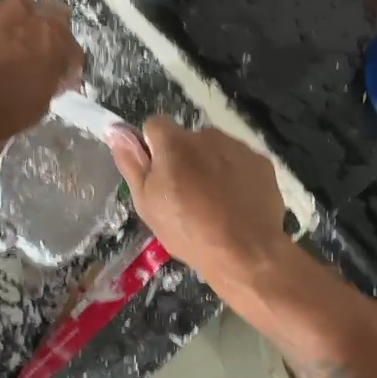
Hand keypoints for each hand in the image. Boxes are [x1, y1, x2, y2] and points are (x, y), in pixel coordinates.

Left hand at [0, 0, 83, 148]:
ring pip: (21, 13)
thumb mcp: (41, 102)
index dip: (67, 65)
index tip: (60, 79)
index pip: (72, 48)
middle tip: (39, 58)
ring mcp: (0, 10)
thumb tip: (52, 75)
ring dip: (22, 29)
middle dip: (48, 35)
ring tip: (13, 52)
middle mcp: (31, 14)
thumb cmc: (5, 110)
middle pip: (50, 17)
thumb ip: (52, 79)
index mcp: (55, 37)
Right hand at [109, 117, 288, 284]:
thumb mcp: (146, 202)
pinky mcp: (261, 162)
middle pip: (186, 139)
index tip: (157, 175)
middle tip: (184, 195)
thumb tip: (115, 130)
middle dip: (183, 159)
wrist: (244, 251)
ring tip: (212, 202)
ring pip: (214, 149)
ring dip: (209, 166)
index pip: (154, 125)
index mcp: (174, 143)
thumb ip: (131, 162)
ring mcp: (238, 147)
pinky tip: (234, 203)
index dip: (152, 148)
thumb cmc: (187, 229)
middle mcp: (207, 135)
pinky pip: (239, 162)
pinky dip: (234, 176)